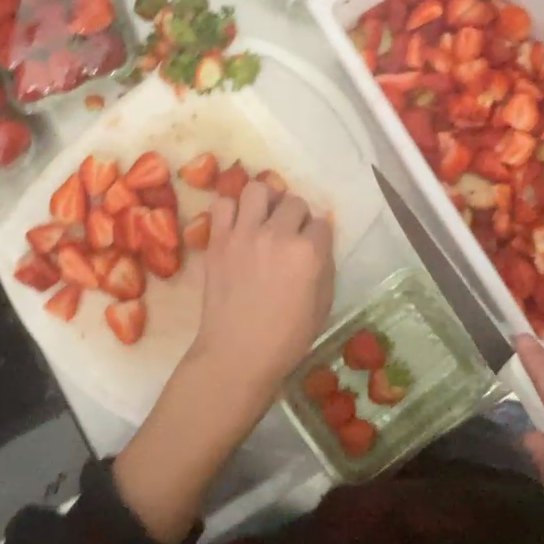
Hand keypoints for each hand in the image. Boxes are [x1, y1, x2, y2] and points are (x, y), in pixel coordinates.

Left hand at [191, 179, 335, 395]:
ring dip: (265, 201)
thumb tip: (320, 243)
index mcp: (309, 253)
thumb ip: (325, 267)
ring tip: (263, 219)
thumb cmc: (287, 339)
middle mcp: (278, 234)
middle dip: (296, 216)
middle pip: (293, 202)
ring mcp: (244, 234)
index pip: (322, 222)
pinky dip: (231, 210)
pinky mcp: (218, 240)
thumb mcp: (323, 305)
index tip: (312, 246)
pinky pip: (223, 204)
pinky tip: (237, 226)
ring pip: (257, 189)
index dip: (319, 235)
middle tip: (289, 235)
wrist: (237, 354)